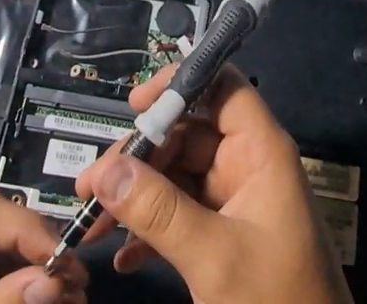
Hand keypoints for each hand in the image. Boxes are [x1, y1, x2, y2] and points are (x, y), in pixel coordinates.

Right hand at [74, 65, 351, 303]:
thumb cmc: (276, 301)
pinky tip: (121, 256)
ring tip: (91, 224)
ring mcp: (235, 203)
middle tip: (90, 186)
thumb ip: (159, 211)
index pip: (223, 89)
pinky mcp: (224, 238)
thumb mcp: (214, 258)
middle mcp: (247, 167)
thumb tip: (107, 170)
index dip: (181, 84)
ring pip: (176, 178)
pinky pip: (179, 216)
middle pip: (187, 135)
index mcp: (261, 152)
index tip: (134, 105)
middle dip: (138, 157)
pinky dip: (149, 230)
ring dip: (134, 198)